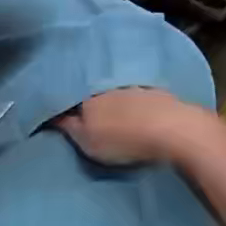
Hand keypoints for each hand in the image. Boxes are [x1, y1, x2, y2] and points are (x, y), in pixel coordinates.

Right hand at [52, 87, 206, 167]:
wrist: (173, 129)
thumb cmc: (122, 138)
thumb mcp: (86, 141)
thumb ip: (68, 127)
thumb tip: (53, 115)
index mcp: (86, 95)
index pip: (67, 96)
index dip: (62, 105)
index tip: (58, 113)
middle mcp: (107, 84)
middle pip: (91, 91)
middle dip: (86, 100)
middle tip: (85, 112)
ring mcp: (133, 85)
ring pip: (115, 91)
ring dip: (112, 100)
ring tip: (112, 113)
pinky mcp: (156, 91)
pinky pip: (136, 94)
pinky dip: (132, 102)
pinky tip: (135, 110)